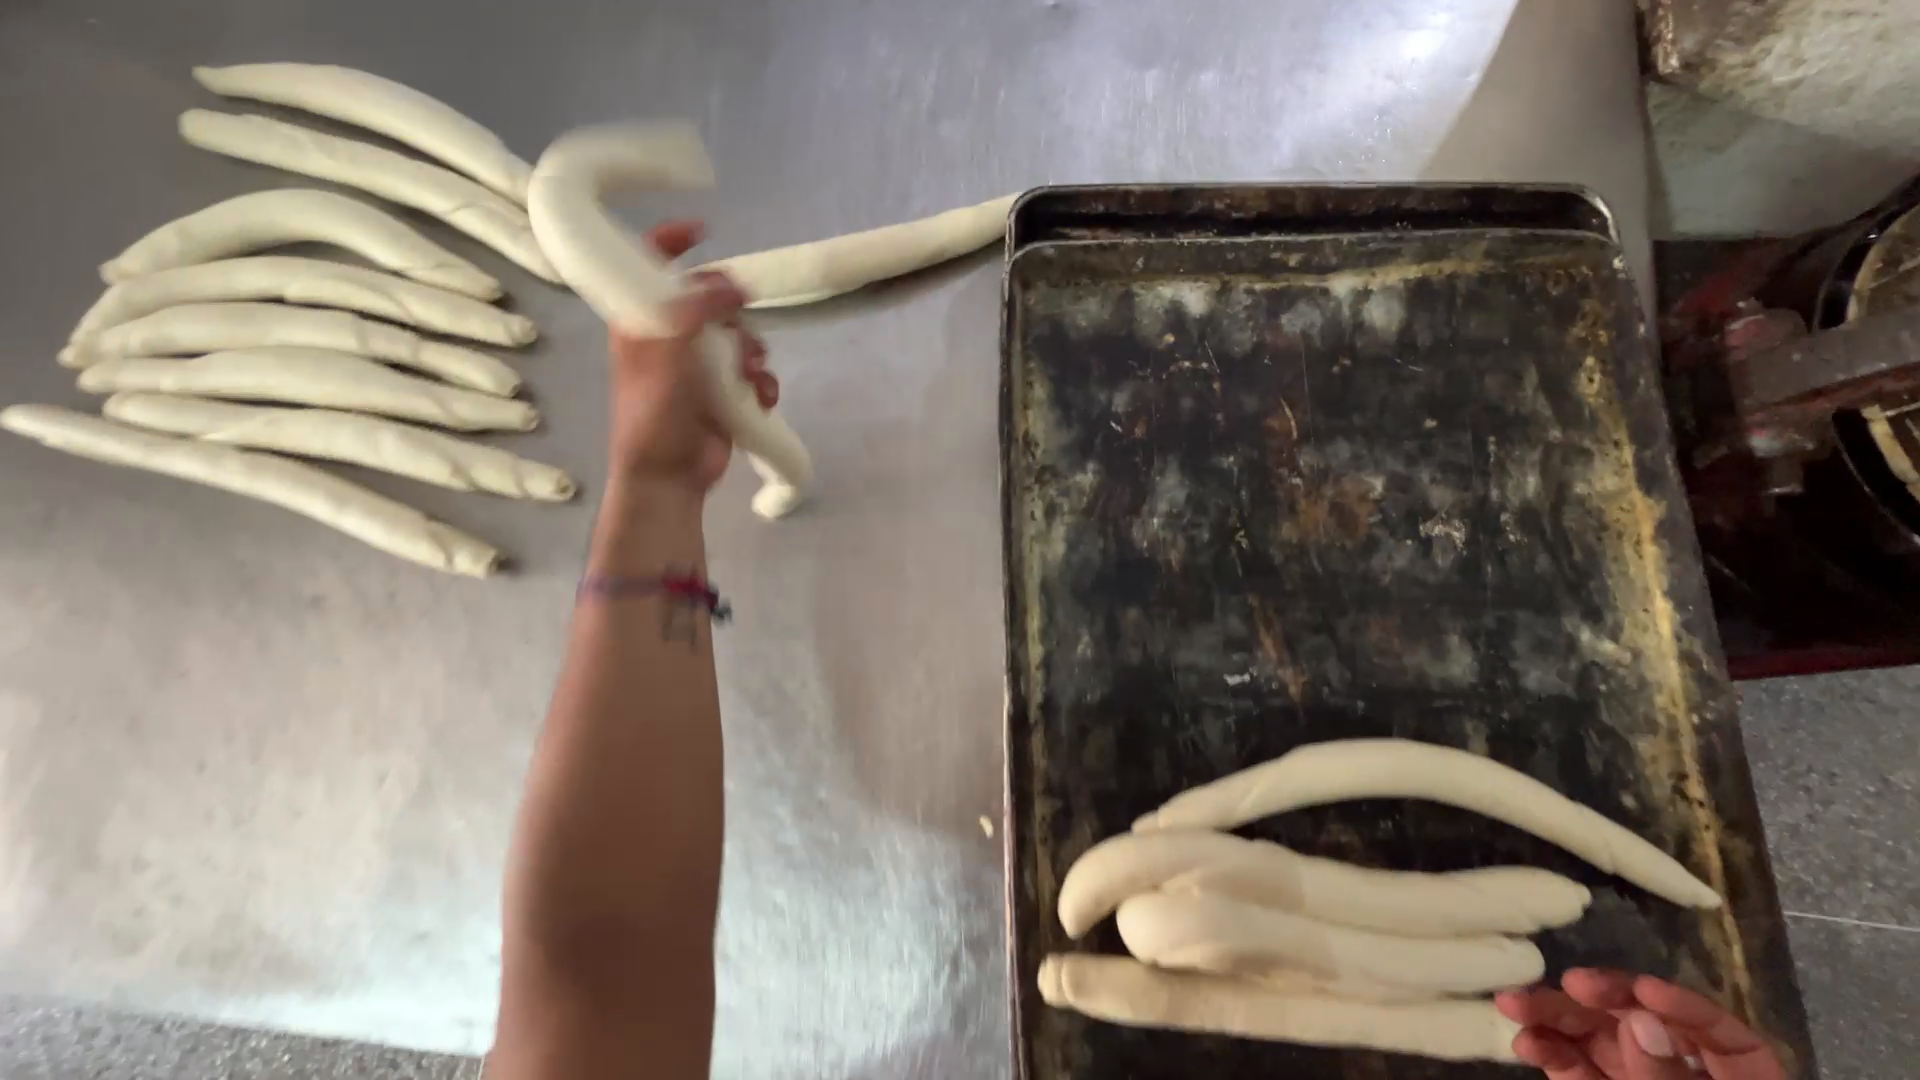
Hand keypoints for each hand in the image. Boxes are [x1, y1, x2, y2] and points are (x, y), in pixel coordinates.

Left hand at [606, 219, 779, 493]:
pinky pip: (754, 372)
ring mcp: (700, 366)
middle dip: (733, 315)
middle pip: (711, 301)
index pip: (649, 266)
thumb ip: (693, 312)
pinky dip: (763, 382)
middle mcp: (671, 338)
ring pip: (739, 337)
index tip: (702, 228)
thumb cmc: (654, 415)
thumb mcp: (666, 356)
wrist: (670, 476)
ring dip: (753, 354)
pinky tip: (762, 398)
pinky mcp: (725, 392)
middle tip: (739, 333)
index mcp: (643, 323)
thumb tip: (731, 283)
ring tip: (752, 377)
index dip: (670, 241)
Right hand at [1497, 969, 1785, 1079]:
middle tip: (1563, 983)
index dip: (1685, 1006)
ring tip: (1513, 1006)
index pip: (1722, 1034)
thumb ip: (1669, 1076)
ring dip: (1554, 1021)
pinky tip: (1523, 1043)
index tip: (1642, 988)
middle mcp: (1684, 1073)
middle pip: (1642, 1026)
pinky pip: (1576, 1068)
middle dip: (1596, 1003)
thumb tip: (1638, 1016)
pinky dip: (1550, 1053)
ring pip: (1598, 1041)